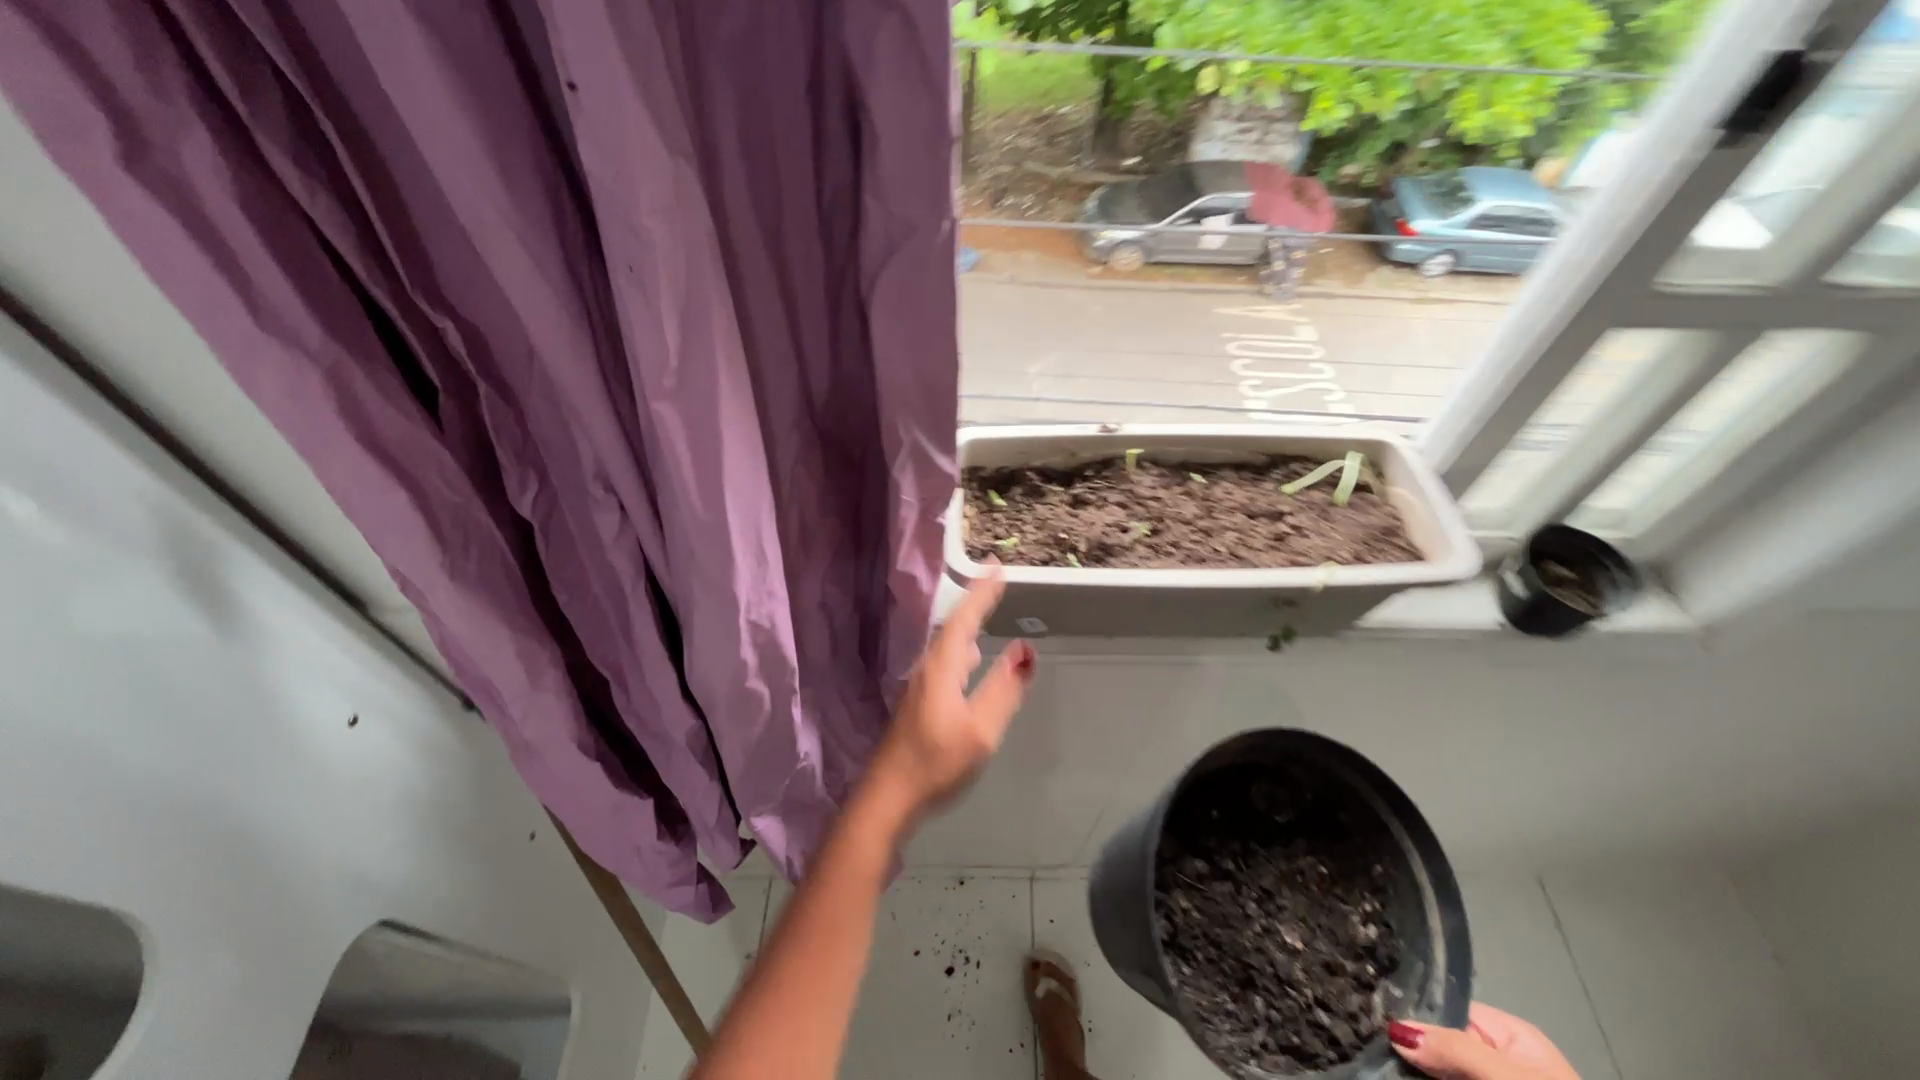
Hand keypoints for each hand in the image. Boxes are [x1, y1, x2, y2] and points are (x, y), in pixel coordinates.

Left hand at [863, 566, 1034, 819]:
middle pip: (954, 627)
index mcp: (941, 668)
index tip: (996, 566)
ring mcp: (920, 687)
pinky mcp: (919, 704)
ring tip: (986, 612)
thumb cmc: (937, 762)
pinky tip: (970, 659)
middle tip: (995, 583)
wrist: (889, 796)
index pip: (964, 620)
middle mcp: (927, 669)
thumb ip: (1004, 690)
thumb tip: (1024, 651)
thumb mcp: (981, 730)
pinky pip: (945, 662)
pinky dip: (963, 649)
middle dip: (975, 603)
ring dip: (968, 626)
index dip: (981, 593)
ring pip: (947, 646)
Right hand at [1390, 1004, 1580, 1079]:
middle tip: (1370, 1045)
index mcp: (1510, 1035)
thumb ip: (1457, 1049)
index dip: (1415, 1014)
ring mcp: (1481, 1079)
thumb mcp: (1509, 1076)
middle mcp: (1495, 1057)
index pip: (1449, 1009)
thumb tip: (1396, 1029)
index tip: (1376, 1016)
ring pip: (1435, 1070)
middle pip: (1439, 1043)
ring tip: (1376, 1062)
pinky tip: (1392, 1076)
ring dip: (1408, 1069)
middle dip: (1408, 1047)